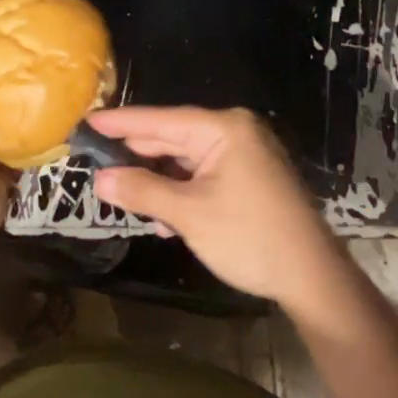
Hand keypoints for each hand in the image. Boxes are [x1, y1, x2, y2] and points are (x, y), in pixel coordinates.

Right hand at [90, 107, 343, 304]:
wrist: (311, 277)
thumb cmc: (250, 238)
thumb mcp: (189, 215)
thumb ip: (142, 191)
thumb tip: (100, 179)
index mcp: (224, 128)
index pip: (161, 120)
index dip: (121, 122)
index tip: (86, 120)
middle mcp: (235, 132)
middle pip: (173, 137)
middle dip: (136, 153)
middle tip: (93, 157)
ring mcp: (245, 155)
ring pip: (186, 159)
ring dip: (158, 179)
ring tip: (122, 193)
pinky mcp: (249, 178)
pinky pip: (203, 174)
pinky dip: (181, 191)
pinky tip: (162, 215)